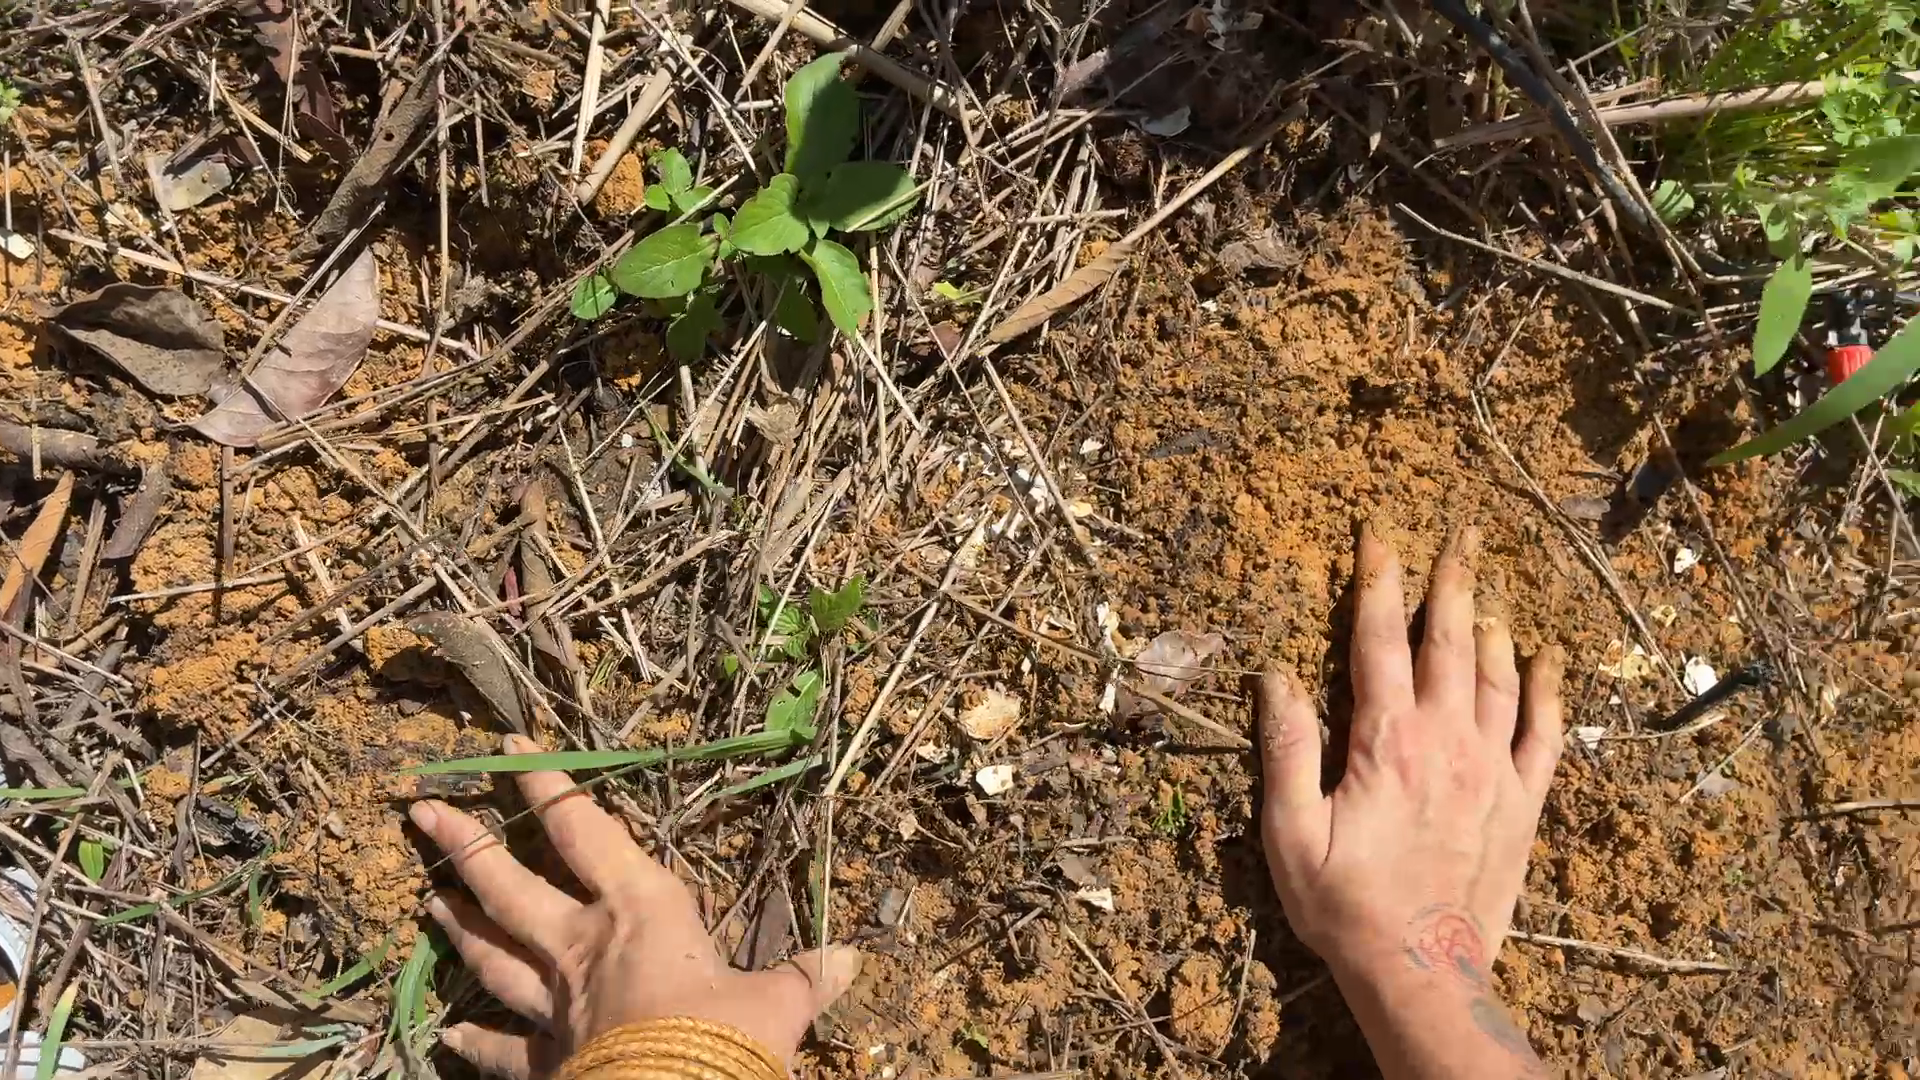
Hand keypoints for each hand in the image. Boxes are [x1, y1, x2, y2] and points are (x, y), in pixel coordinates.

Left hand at [409, 736, 861, 1078]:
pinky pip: (497, 1047)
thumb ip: (807, 977)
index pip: (581, 831)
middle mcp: (582, 946)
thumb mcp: (777, 1004)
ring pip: (491, 954)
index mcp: (637, 908)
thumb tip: (851, 958)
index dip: (546, 787)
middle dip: (464, 846)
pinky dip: (471, 1037)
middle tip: (419, 811)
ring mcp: (553, 1007)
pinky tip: (447, 1033)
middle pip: (507, 888)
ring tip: (428, 898)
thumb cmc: (721, 1042)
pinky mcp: (541, 1066)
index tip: (511, 749)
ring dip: (458, 924)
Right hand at [1257, 524, 1562, 986]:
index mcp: (1387, 741)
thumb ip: (1285, 747)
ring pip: (1497, 677)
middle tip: (1453, 538)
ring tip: (1483, 584)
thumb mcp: (1290, 827)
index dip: (1378, 583)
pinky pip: (1544, 733)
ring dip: (1488, 625)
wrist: (1423, 973)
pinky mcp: (1522, 803)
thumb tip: (1273, 675)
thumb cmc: (1342, 900)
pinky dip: (1547, 690)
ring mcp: (1493, 771)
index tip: (1378, 538)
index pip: (1380, 641)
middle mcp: (1447, 742)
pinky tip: (1546, 658)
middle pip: (1448, 645)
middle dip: (1448, 585)